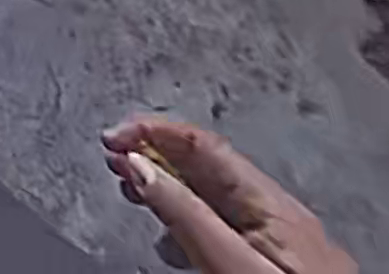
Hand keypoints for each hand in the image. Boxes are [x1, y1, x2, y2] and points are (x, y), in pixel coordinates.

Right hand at [103, 116, 356, 273]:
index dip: (149, 130)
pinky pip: (217, 226)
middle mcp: (278, 218)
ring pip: (207, 195)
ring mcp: (279, 247)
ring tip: (131, 192)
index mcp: (274, 207)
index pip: (200, 143)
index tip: (110, 140)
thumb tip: (135, 162)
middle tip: (113, 163)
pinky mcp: (270, 269)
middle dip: (150, 154)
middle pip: (202, 165)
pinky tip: (168, 238)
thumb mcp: (232, 264)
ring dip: (161, 185)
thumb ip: (184, 212)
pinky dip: (181, 218)